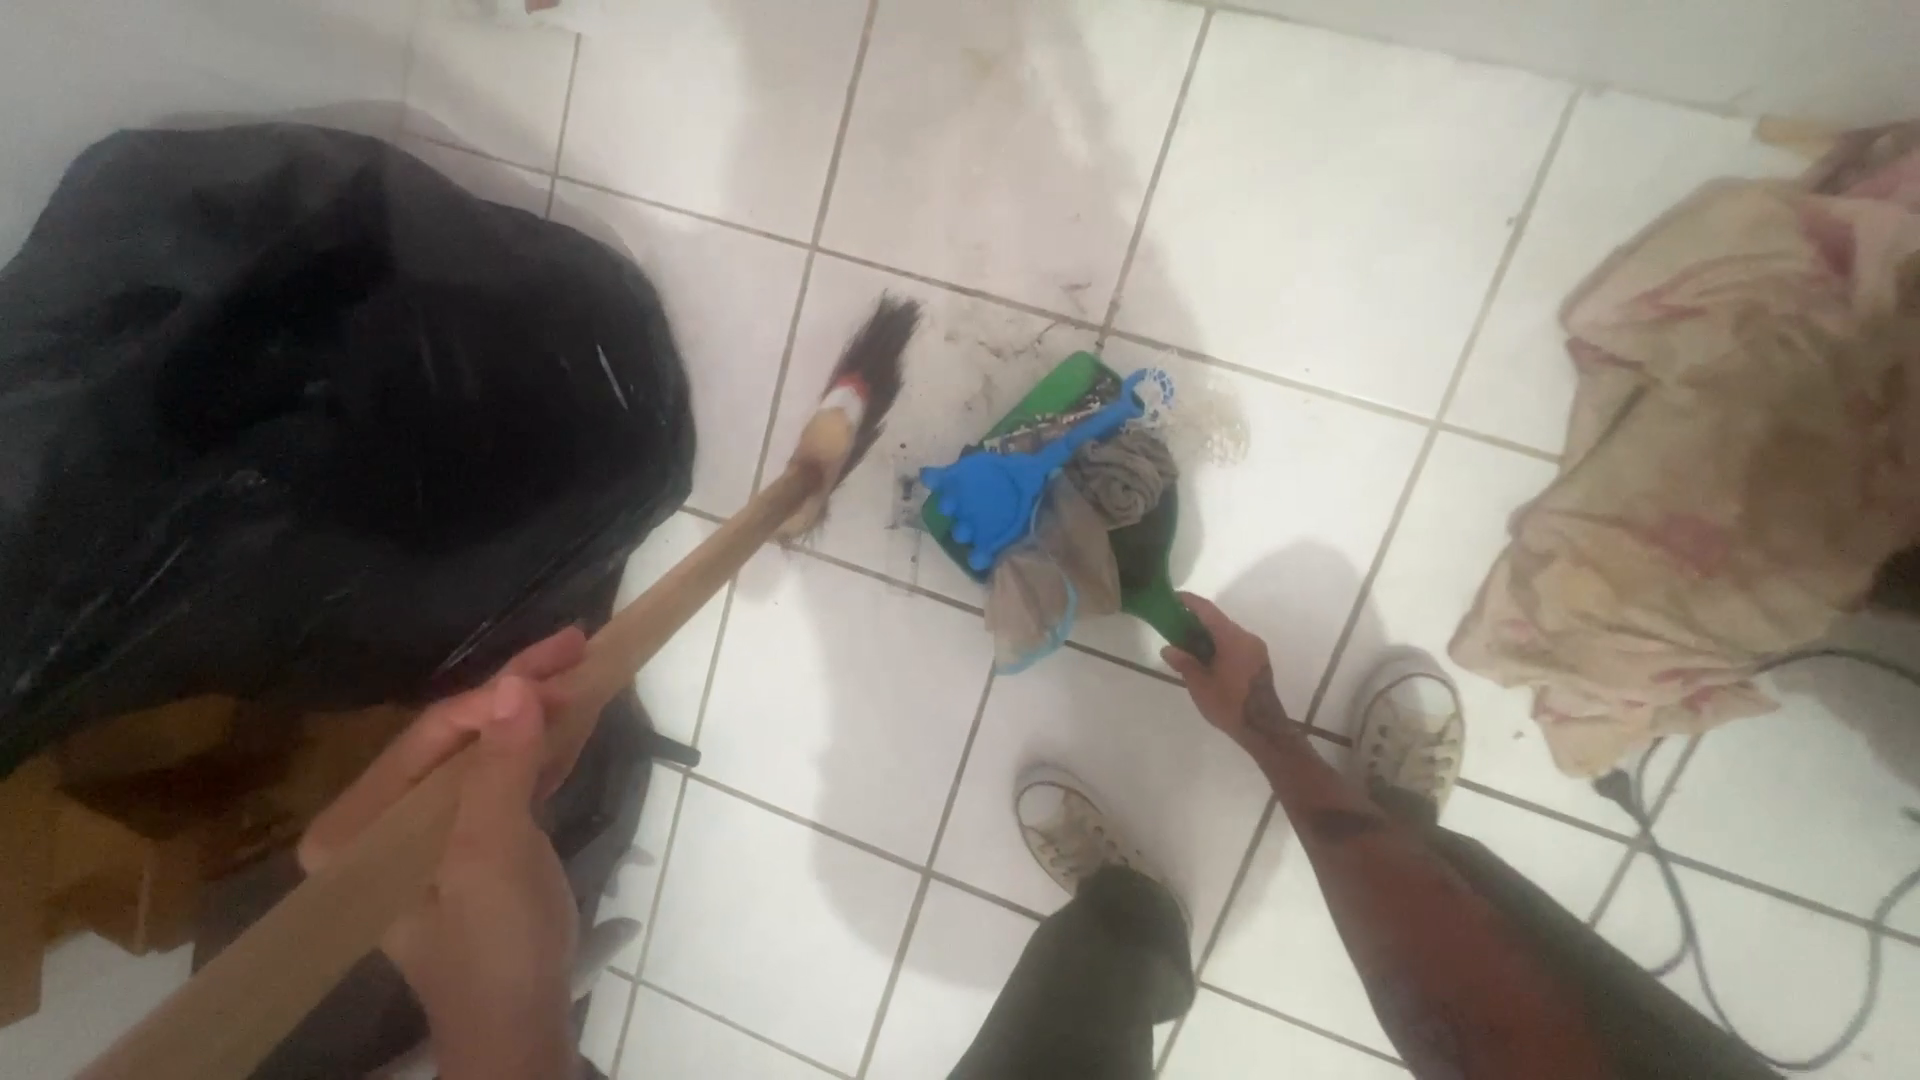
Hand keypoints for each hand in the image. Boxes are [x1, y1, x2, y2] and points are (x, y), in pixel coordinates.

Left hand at [299, 628, 587, 1079]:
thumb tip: (517, 683)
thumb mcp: (494, 853)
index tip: (565, 670)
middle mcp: (385, 819)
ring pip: (490, 746)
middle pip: (462, 733)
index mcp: (360, 827)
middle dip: (523, 691)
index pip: (432, 735)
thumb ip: (500, 767)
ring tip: (588, 665)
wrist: (521, 1017)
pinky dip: (546, 744)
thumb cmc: (494, 943)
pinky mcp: (474, 834)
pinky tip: (579, 714)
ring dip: (540, 709)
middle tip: (581, 645)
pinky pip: (508, 772)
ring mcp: (432, 826)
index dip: (498, 697)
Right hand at [1161, 593, 1291, 743]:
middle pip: (1218, 621)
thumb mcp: (1200, 684)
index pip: (1208, 611)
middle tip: (1174, 625)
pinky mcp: (1258, 661)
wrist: (1263, 729)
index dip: (1189, 602)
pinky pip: (1235, 644)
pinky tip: (1204, 657)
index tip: (1173, 598)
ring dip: (1207, 634)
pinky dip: (1218, 645)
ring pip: (1227, 633)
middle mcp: (1247, 638)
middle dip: (1196, 620)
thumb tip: (1168, 649)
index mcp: (1232, 639)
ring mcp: (1256, 650)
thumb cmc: (1229, 704)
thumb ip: (1184, 663)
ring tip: (1186, 644)